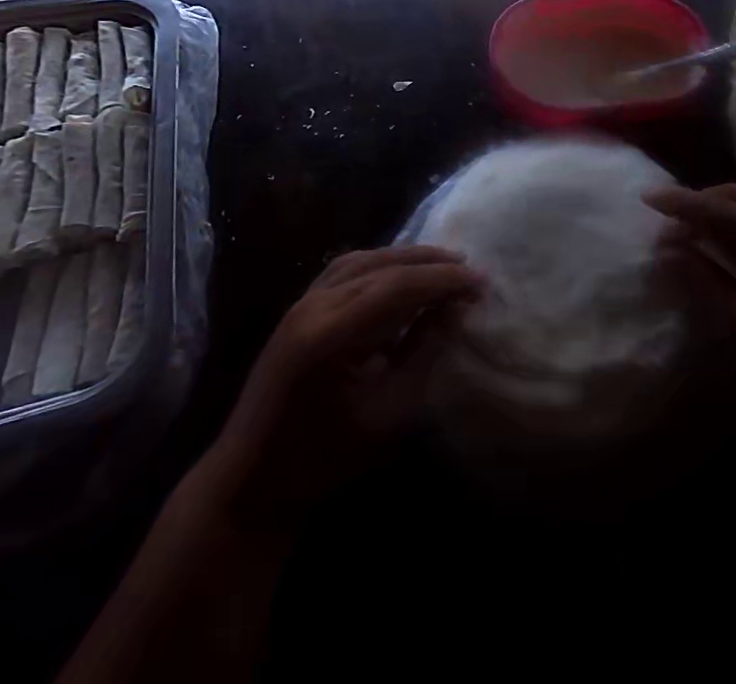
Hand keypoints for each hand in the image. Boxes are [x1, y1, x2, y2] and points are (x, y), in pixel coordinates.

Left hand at [198, 246, 483, 522]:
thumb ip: (421, 354)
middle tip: (468, 267)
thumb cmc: (325, 457)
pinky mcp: (296, 312)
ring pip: (357, 262)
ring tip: (440, 265)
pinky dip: (376, 266)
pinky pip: (341, 273)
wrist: (254, 476)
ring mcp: (299, 305)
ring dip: (401, 259)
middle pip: (377, 265)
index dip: (442, 280)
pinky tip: (397, 275)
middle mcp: (312, 305)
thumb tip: (450, 311)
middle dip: (426, 262)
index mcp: (331, 332)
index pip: (396, 286)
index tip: (481, 282)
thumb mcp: (388, 413)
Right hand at [645, 182, 735, 353]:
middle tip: (666, 222)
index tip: (646, 199)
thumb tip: (668, 253)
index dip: (680, 202)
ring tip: (691, 224)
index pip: (718, 210)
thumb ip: (707, 282)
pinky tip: (726, 230)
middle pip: (735, 196)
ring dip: (717, 203)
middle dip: (696, 201)